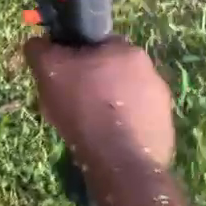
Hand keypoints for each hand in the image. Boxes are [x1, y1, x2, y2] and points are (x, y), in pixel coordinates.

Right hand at [22, 35, 174, 169]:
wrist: (119, 162)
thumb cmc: (83, 105)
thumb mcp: (47, 67)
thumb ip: (39, 47)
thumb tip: (40, 44)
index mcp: (127, 50)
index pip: (94, 44)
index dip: (73, 57)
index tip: (62, 74)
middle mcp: (152, 72)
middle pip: (108, 71)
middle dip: (90, 82)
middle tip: (70, 100)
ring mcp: (162, 105)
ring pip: (121, 96)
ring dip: (105, 104)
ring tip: (85, 123)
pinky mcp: (165, 132)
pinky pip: (134, 121)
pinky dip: (119, 126)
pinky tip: (103, 138)